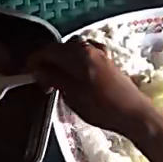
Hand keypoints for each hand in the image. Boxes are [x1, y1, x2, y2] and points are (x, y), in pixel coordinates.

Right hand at [29, 39, 159, 138]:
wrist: (135, 114)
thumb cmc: (102, 107)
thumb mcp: (73, 96)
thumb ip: (54, 79)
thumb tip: (38, 70)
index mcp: (78, 54)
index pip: (48, 50)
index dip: (35, 60)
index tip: (27, 72)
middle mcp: (89, 47)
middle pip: (61, 47)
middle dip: (48, 60)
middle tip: (42, 80)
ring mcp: (101, 53)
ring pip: (73, 50)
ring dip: (62, 60)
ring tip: (58, 80)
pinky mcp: (108, 61)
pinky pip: (86, 54)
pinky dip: (76, 61)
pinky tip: (76, 75)